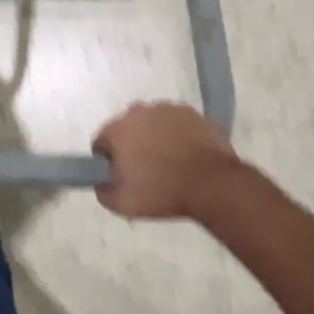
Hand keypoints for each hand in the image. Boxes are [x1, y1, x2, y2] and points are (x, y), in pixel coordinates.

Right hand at [92, 102, 243, 218]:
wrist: (212, 184)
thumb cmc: (162, 192)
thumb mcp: (121, 204)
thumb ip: (102, 190)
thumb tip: (102, 181)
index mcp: (117, 130)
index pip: (101, 143)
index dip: (108, 161)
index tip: (120, 176)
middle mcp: (138, 112)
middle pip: (126, 129)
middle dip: (130, 145)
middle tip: (144, 170)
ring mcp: (167, 109)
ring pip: (151, 123)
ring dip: (154, 137)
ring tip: (168, 161)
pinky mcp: (192, 113)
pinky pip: (175, 123)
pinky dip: (176, 134)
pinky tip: (185, 153)